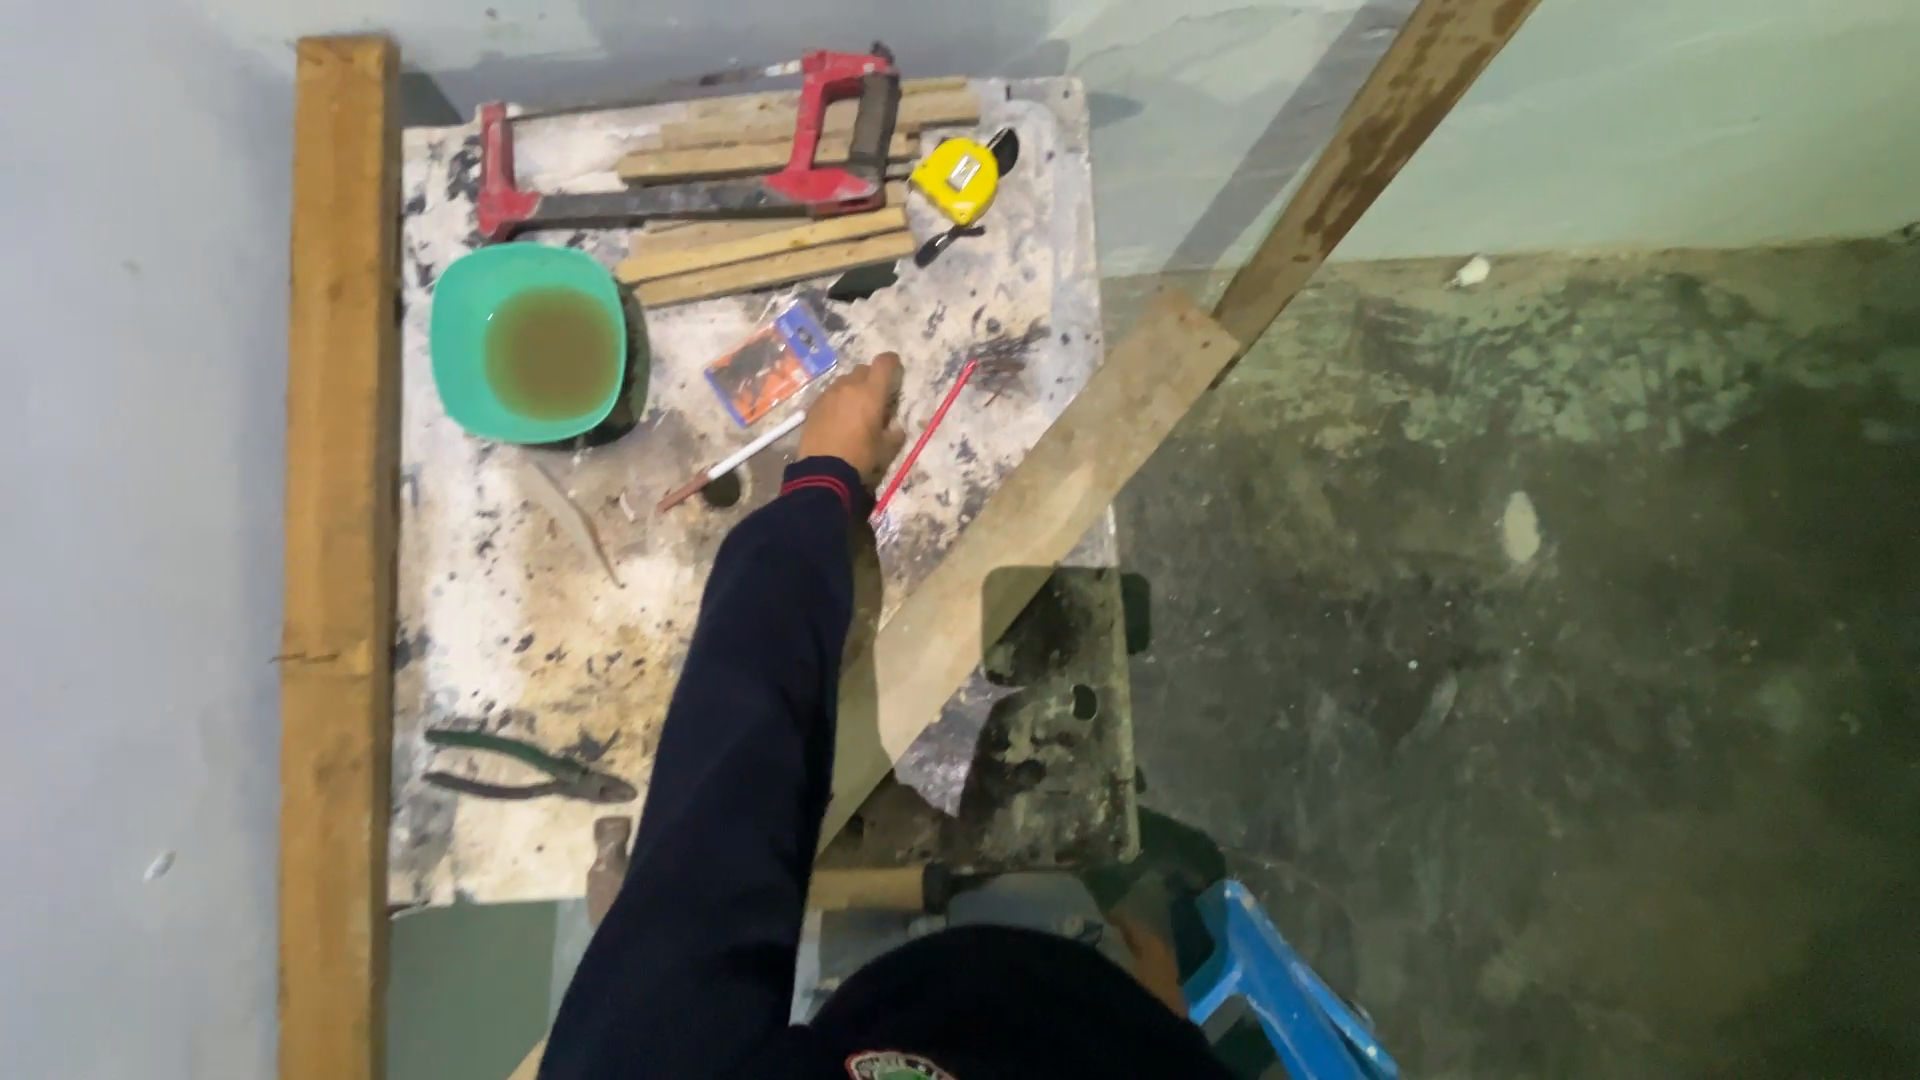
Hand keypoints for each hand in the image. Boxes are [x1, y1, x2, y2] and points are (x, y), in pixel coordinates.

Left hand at [799, 352, 904, 485]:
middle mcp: (849, 386)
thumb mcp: (886, 449)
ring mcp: (828, 394)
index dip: (892, 362)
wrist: (823, 471)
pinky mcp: (813, 405)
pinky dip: (837, 400)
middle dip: (871, 378)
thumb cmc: (860, 457)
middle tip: (874, 396)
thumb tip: (894, 426)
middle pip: (862, 369)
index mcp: (871, 393)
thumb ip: (894, 433)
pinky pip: (829, 394)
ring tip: (854, 408)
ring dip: (852, 388)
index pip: (884, 363)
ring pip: (844, 381)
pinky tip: (837, 418)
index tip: (895, 369)